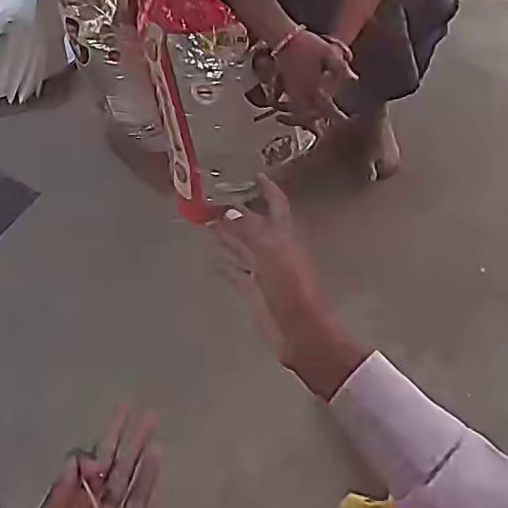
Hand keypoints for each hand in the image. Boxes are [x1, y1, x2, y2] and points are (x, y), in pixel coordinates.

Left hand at [13, 407, 162, 507]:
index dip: (88, 459)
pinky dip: (147, 483)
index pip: (78, 472)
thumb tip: (72, 463)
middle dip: (118, 439)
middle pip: (105, 468)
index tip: (95, 457)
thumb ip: (57, 504)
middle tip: (131, 409)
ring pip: (124, 481)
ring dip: (136, 453)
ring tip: (150, 425)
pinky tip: (155, 460)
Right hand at [212, 176, 372, 399]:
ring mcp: (264, 270)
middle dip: (238, 211)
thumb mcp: (270, 253)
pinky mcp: (254, 290)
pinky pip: (236, 272)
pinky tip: (211, 258)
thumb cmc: (292, 290)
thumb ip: (249, 231)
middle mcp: (274, 249)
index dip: (267, 188)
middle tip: (214, 198)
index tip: (254, 173)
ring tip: (206, 222)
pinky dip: (224, 264)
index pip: (276, 205)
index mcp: (284, 236)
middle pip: (254, 224)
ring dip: (227, 234)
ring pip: (242, 246)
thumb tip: (229, 211)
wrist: (302, 333)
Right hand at [272, 28, 356, 129]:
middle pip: (308, 114)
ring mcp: (290, 89)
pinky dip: (294, 108)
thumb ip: (340, 68)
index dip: (335, 115)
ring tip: (311, 124)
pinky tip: (297, 108)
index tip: (344, 121)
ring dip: (304, 118)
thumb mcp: (328, 53)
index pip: (326, 106)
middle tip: (323, 131)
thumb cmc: (307, 44)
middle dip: (316, 124)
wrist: (283, 38)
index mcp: (314, 86)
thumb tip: (354, 79)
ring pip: (297, 110)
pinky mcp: (284, 84)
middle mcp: (301, 91)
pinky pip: (289, 101)